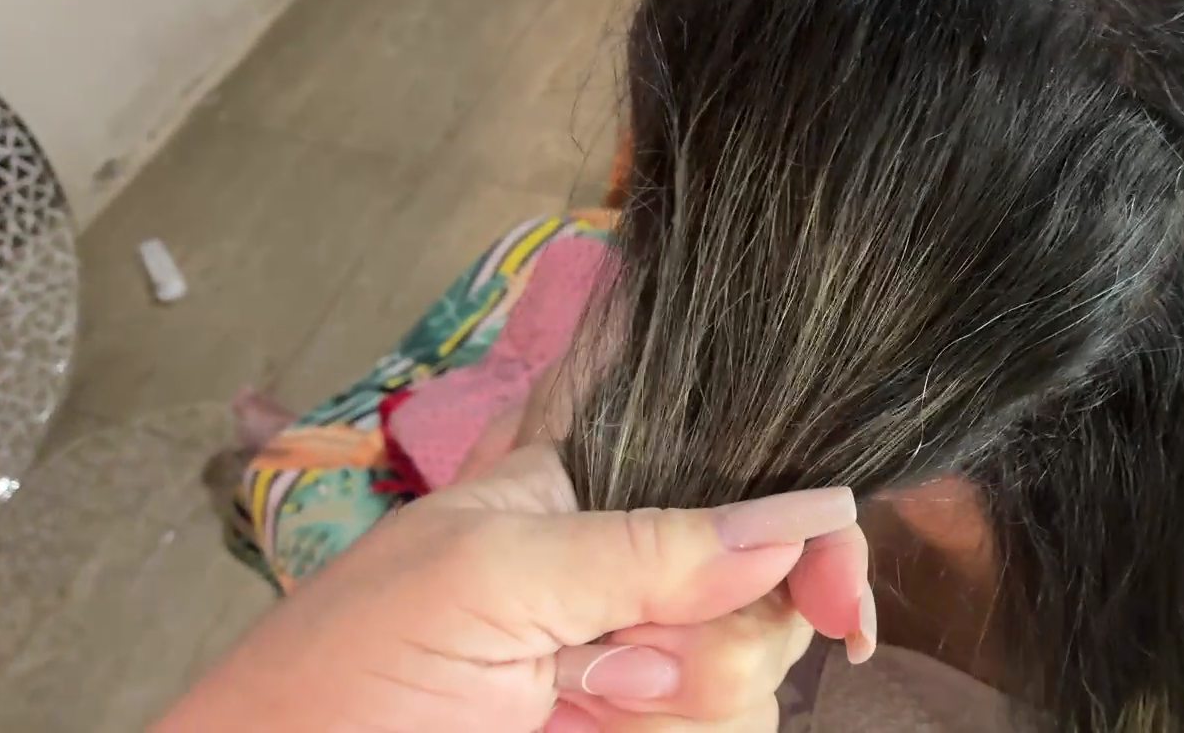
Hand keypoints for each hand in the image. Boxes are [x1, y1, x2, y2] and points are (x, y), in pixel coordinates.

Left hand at [159, 445, 873, 731]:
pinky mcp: (660, 729)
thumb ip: (648, 545)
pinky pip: (732, 732)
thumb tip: (805, 522)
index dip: (809, 524)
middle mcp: (654, 567)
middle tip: (614, 673)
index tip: (835, 598)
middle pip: (776, 582)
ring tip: (570, 715)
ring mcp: (658, 661)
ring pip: (759, 674)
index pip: (749, 476)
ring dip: (677, 710)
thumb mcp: (490, 575)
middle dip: (717, 639)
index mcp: (614, 487)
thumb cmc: (348, 680)